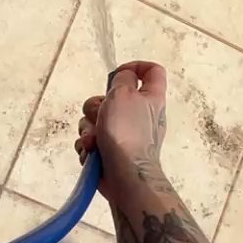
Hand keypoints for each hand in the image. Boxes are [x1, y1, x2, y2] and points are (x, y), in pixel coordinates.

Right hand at [76, 61, 169, 197]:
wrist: (126, 176)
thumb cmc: (127, 131)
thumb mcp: (124, 94)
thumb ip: (122, 79)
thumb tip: (124, 78)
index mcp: (151, 98)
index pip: (153, 71)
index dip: (135, 66)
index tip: (118, 73)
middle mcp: (139, 114)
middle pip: (112, 97)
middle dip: (97, 105)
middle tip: (100, 115)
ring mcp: (125, 134)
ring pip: (96, 119)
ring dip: (89, 128)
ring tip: (95, 140)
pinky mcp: (111, 151)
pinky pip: (92, 139)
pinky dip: (89, 145)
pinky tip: (92, 151)